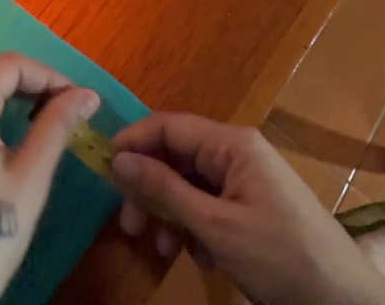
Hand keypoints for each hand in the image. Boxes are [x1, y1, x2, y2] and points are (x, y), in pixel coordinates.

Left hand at [0, 53, 100, 304]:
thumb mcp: (31, 177)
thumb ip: (57, 126)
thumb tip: (87, 94)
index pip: (10, 65)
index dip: (49, 75)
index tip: (81, 98)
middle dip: (31, 80)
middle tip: (68, 106)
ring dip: (11, 90)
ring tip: (48, 114)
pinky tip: (15, 124)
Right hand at [111, 113, 384, 304]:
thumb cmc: (281, 258)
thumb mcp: (216, 227)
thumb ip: (164, 189)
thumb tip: (116, 158)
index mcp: (232, 144)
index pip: (168, 126)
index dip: (132, 143)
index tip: (102, 171)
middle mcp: (237, 152)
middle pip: (176, 156)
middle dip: (150, 189)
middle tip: (130, 227)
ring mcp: (247, 179)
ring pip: (189, 184)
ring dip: (170, 214)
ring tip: (164, 249)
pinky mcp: (254, 206)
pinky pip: (209, 203)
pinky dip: (195, 226)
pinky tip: (198, 256)